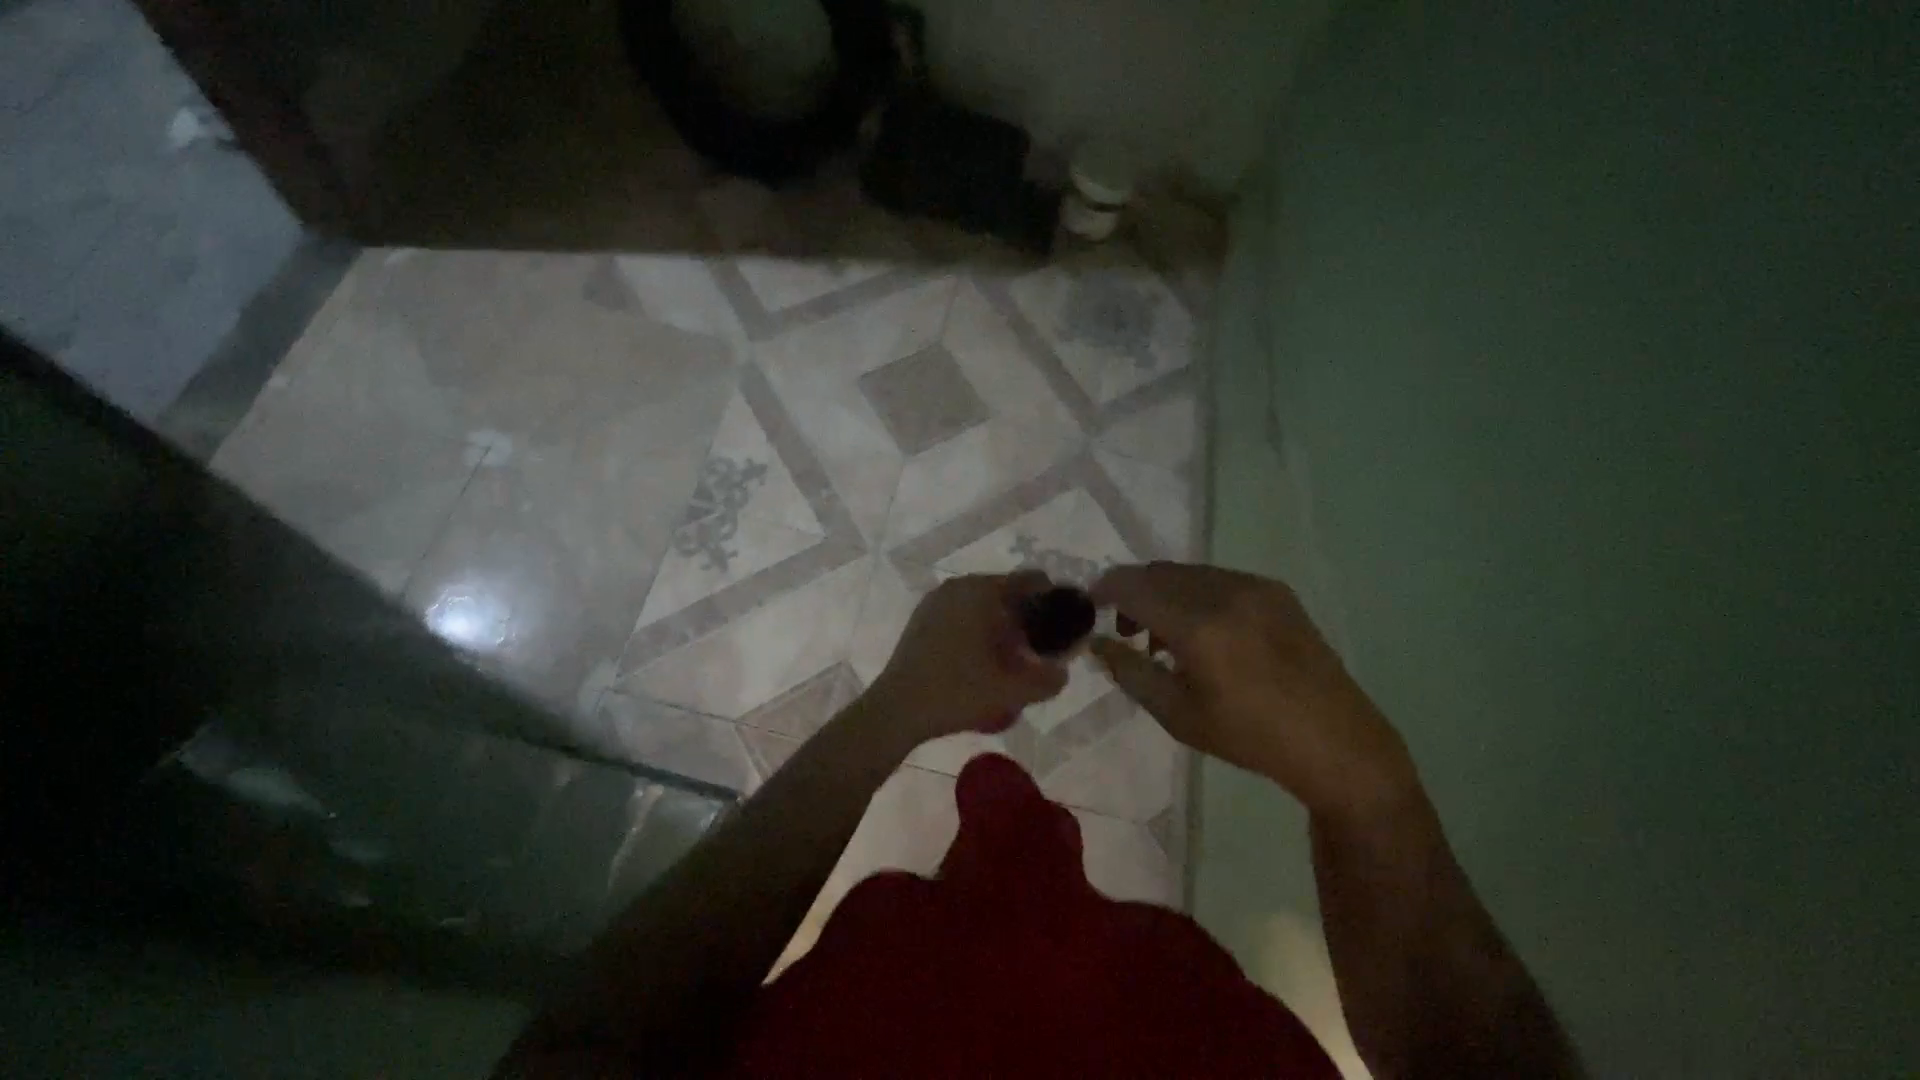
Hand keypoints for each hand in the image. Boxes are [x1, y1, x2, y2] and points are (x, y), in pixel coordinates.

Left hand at [863, 571, 1068, 744]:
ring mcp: (936, 601)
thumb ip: (1047, 680)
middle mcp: (958, 586)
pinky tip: (980, 664)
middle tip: (1037, 651)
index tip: (1062, 628)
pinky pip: (961, 616)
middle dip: (1026, 618)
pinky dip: (977, 632)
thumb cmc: (958, 692)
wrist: (897, 710)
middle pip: (1006, 592)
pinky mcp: (921, 620)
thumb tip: (1061, 673)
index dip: (1053, 601)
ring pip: (983, 605)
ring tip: (1010, 662)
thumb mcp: (1013, 691)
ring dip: (1001, 627)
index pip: (1032, 579)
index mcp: (982, 590)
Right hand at [1090, 562, 1419, 821]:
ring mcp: (1254, 587)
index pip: (1132, 586)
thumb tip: (1097, 643)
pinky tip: (1203, 632)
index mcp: (1198, 627)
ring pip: (1188, 573)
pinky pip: (1218, 579)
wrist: (1334, 741)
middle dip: (1131, 592)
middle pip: (1158, 573)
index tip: (1088, 606)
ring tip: (1163, 636)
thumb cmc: (1249, 737)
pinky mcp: (1276, 591)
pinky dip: (1196, 594)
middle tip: (1124, 629)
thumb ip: (1130, 672)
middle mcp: (1224, 593)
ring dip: (1164, 592)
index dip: (1102, 590)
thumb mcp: (1177, 714)